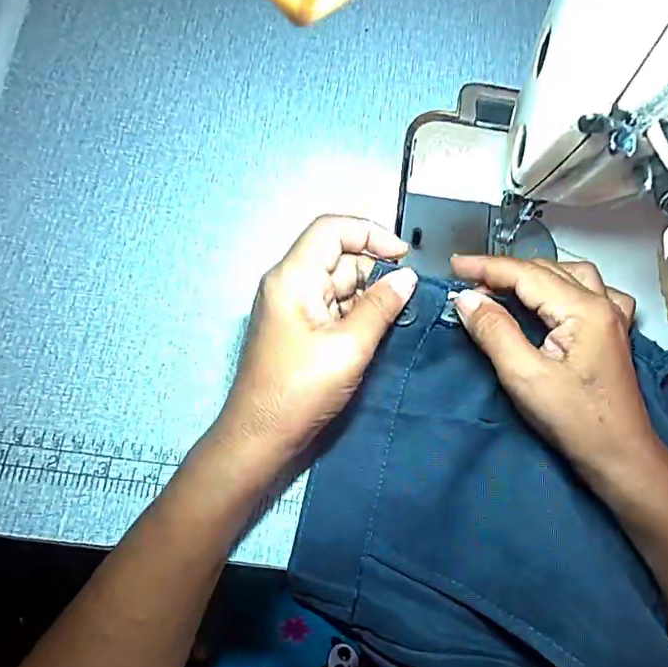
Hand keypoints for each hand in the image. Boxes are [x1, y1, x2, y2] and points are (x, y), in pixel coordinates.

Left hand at [215, 216, 417, 462]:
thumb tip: (407, 279)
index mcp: (291, 278)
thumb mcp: (349, 348)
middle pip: (338, 257)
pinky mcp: (297, 330)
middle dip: (374, 272)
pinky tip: (376, 333)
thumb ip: (381, 307)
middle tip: (405, 300)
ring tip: (394, 321)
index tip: (404, 257)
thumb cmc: (298, 393)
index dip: (371, 233)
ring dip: (368, 297)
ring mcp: (291, 308)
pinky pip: (331, 308)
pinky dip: (355, 315)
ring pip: (338, 284)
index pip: (331, 229)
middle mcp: (288, 285)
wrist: (260, 437)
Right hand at [449, 255, 662, 484]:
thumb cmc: (575, 420)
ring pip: (569, 275)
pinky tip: (552, 300)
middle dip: (505, 272)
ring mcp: (612, 318)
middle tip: (469, 285)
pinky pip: (590, 292)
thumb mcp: (524, 376)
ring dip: (532, 275)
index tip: (453, 265)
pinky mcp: (612, 334)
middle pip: (547, 270)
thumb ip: (494, 331)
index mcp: (583, 310)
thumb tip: (467, 299)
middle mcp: (602, 304)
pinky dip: (562, 286)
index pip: (526, 274)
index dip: (486, 267)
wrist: (620, 455)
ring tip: (503, 287)